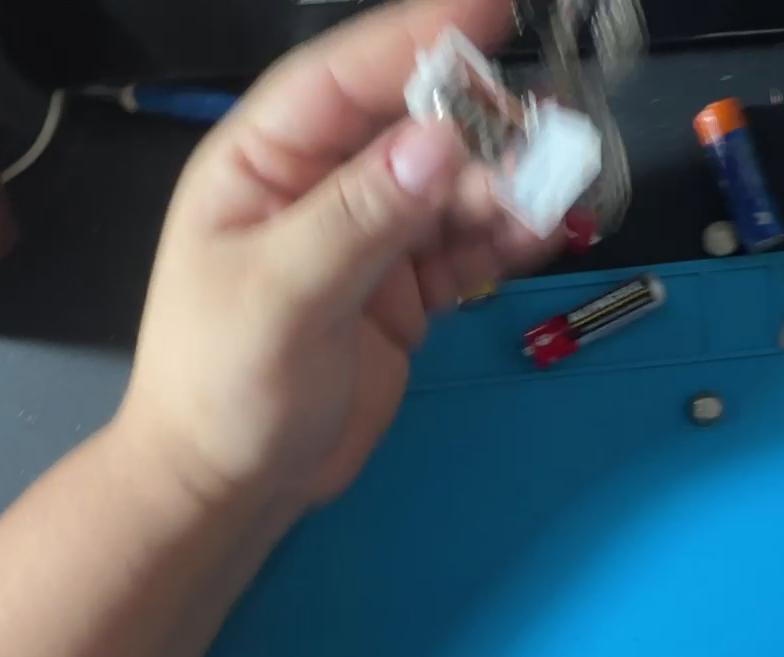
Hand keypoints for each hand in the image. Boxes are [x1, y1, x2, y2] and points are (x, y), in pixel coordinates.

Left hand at [118, 0, 557, 508]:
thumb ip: (356, 222)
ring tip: (558, 193)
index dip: (414, 41)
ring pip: (448, 198)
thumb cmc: (225, 388)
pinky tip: (538, 236)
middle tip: (547, 141)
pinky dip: (500, 245)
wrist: (238, 482)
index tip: (490, 14)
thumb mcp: (280, 299)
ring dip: (504, 192)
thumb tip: (434, 146)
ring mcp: (369, 248)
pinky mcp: (403, 297)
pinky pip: (461, 255)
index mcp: (265, 169)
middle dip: (479, 135)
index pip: (342, 83)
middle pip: (412, 138)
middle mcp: (322, 195)